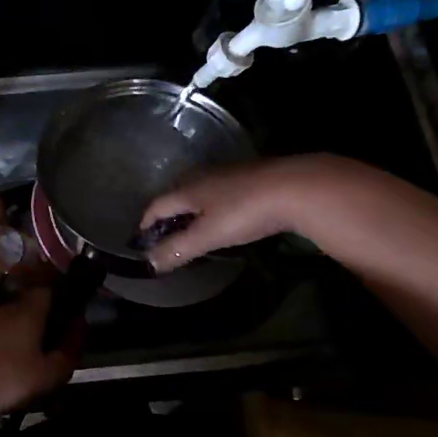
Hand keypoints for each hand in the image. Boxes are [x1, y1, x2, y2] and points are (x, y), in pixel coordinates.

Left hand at [0, 286, 78, 420]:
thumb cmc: (8, 378)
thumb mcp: (50, 373)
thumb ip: (70, 349)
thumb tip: (81, 326)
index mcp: (29, 308)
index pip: (51, 290)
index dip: (63, 301)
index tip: (71, 319)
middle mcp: (4, 306)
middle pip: (27, 304)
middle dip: (39, 320)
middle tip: (48, 344)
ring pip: (5, 320)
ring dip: (15, 333)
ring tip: (22, 359)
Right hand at [139, 154, 362, 272]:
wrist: (295, 187)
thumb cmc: (245, 212)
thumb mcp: (208, 235)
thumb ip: (178, 249)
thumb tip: (149, 262)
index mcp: (187, 189)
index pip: (156, 205)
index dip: (145, 223)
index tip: (142, 240)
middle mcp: (203, 176)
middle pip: (176, 195)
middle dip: (167, 215)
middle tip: (165, 236)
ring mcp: (229, 173)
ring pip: (200, 192)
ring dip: (191, 210)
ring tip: (193, 229)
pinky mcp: (251, 176)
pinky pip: (221, 192)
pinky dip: (213, 206)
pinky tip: (225, 217)